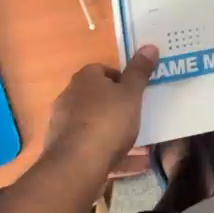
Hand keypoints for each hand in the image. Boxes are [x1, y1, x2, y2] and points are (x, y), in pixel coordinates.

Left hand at [43, 45, 157, 172]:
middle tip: (137, 115)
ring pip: (95, 124)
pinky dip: (110, 153)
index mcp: (84, 79)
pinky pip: (92, 147)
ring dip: (114, 132)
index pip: (103, 70)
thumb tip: (150, 46)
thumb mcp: (131, 94)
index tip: (136, 92)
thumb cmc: (107, 121)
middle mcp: (69, 98)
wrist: (76, 167)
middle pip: (97, 97)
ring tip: (141, 144)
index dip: (121, 80)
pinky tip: (133, 163)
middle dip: (116, 106)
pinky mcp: (64, 151)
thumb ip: (140, 72)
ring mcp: (63, 126)